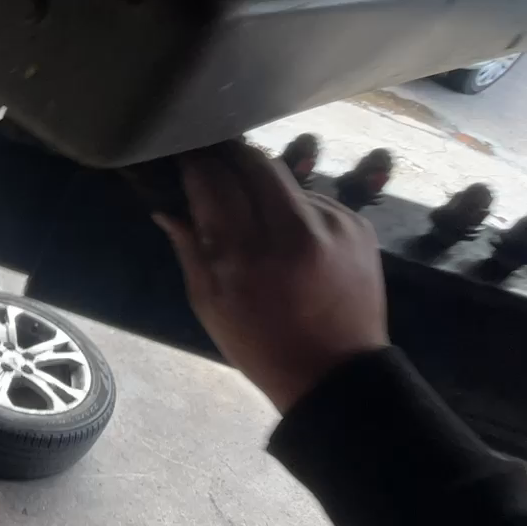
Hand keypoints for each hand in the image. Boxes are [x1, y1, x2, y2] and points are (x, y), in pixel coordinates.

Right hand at [155, 141, 387, 412]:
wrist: (333, 369)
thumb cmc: (257, 344)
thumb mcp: (208, 304)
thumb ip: (190, 250)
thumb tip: (168, 209)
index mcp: (243, 256)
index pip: (214, 184)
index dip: (196, 166)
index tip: (183, 158)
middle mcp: (289, 230)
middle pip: (255, 163)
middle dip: (228, 155)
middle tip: (210, 157)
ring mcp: (330, 223)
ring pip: (284, 179)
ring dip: (258, 183)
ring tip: (245, 203)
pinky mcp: (357, 224)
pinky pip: (312, 201)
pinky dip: (289, 208)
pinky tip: (283, 233)